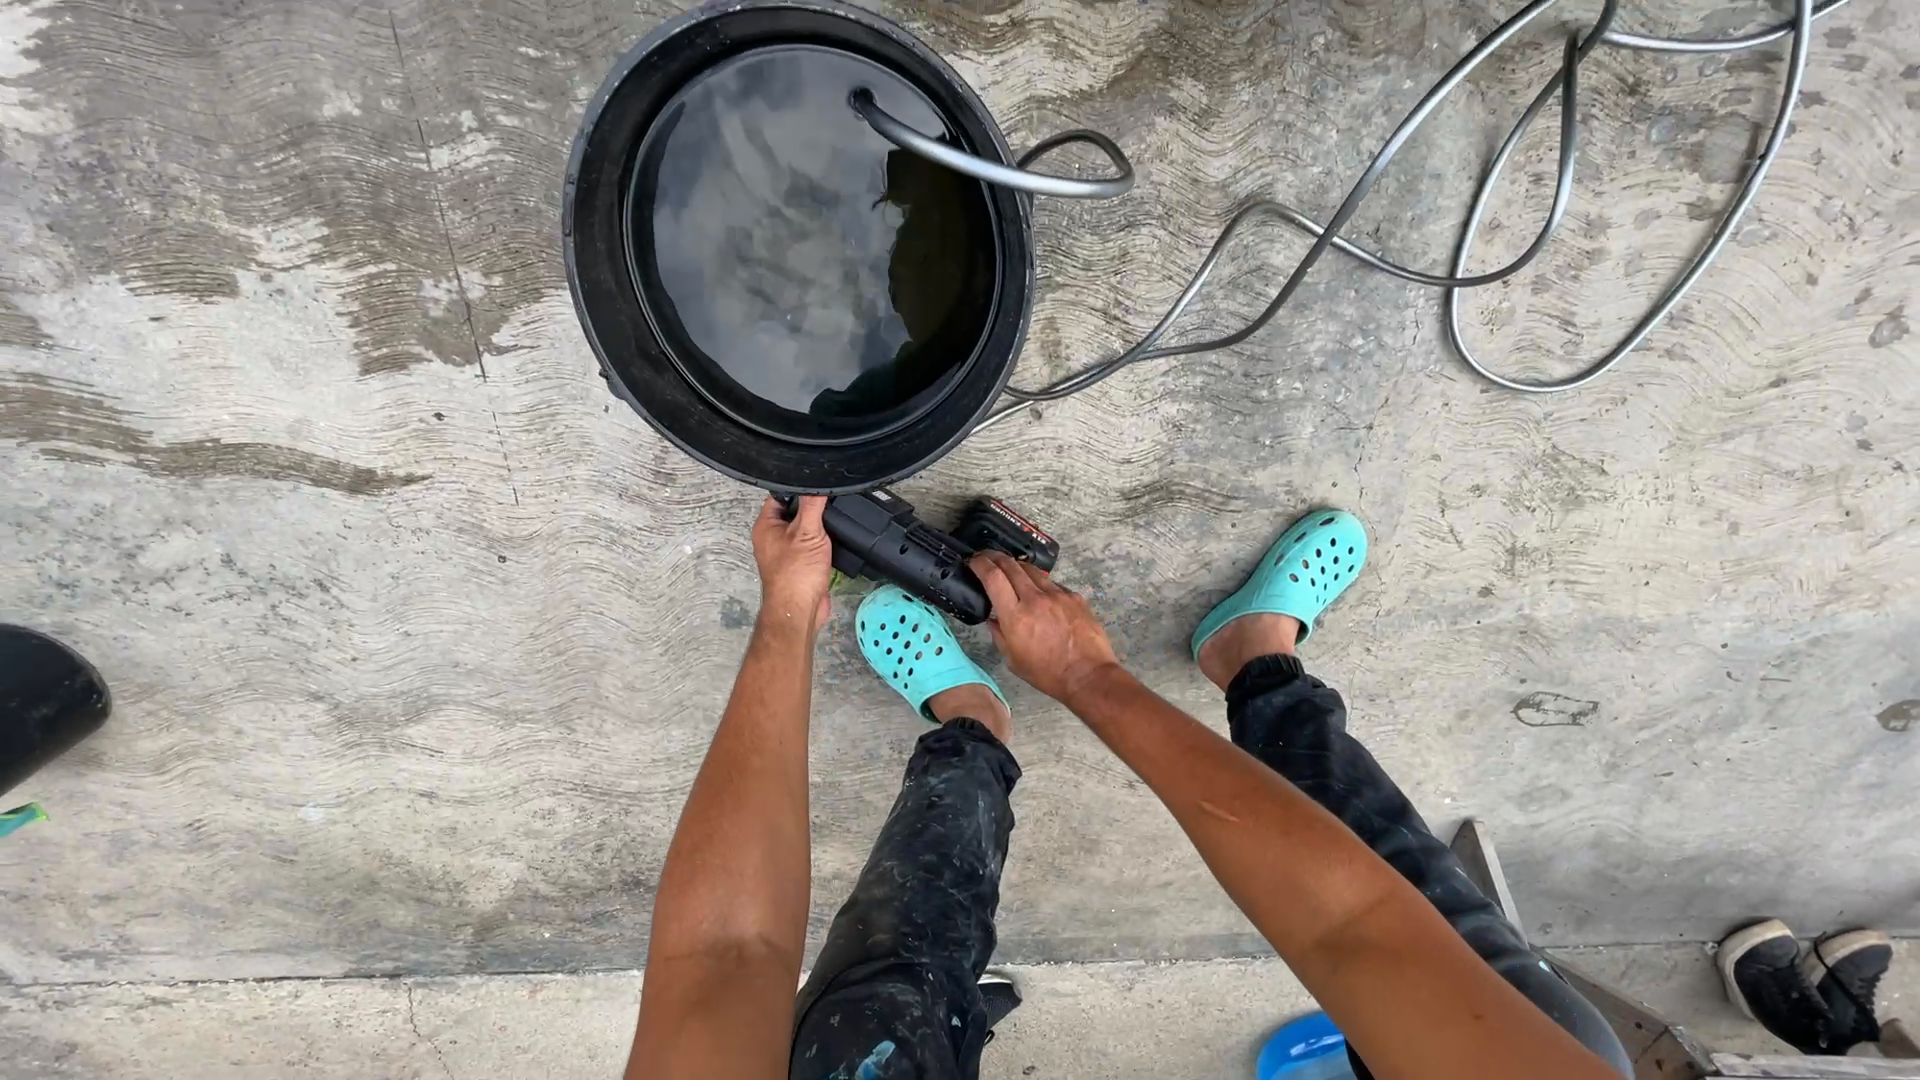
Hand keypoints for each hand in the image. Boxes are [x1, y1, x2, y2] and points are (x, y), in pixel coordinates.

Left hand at [752, 496, 832, 629]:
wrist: (800, 610)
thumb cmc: (796, 574)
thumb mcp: (808, 532)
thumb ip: (812, 506)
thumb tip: (817, 485)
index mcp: (766, 526)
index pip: (780, 496)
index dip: (798, 489)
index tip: (816, 483)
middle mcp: (772, 538)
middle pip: (794, 513)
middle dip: (812, 508)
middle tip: (829, 501)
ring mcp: (786, 553)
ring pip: (804, 530)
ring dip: (819, 527)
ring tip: (833, 520)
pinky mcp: (800, 566)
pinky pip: (812, 547)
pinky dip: (823, 543)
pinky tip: (834, 541)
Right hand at [971, 551, 1121, 703]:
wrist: (1088, 675)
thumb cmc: (1049, 674)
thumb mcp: (1013, 660)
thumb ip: (999, 635)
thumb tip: (992, 620)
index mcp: (1016, 616)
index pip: (993, 577)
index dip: (980, 564)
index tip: (974, 561)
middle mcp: (1035, 599)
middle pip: (1011, 565)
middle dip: (995, 557)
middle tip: (988, 557)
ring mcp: (1057, 595)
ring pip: (1032, 570)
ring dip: (1018, 567)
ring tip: (1012, 571)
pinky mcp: (1075, 597)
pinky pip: (1052, 583)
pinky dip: (1041, 584)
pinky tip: (1040, 594)